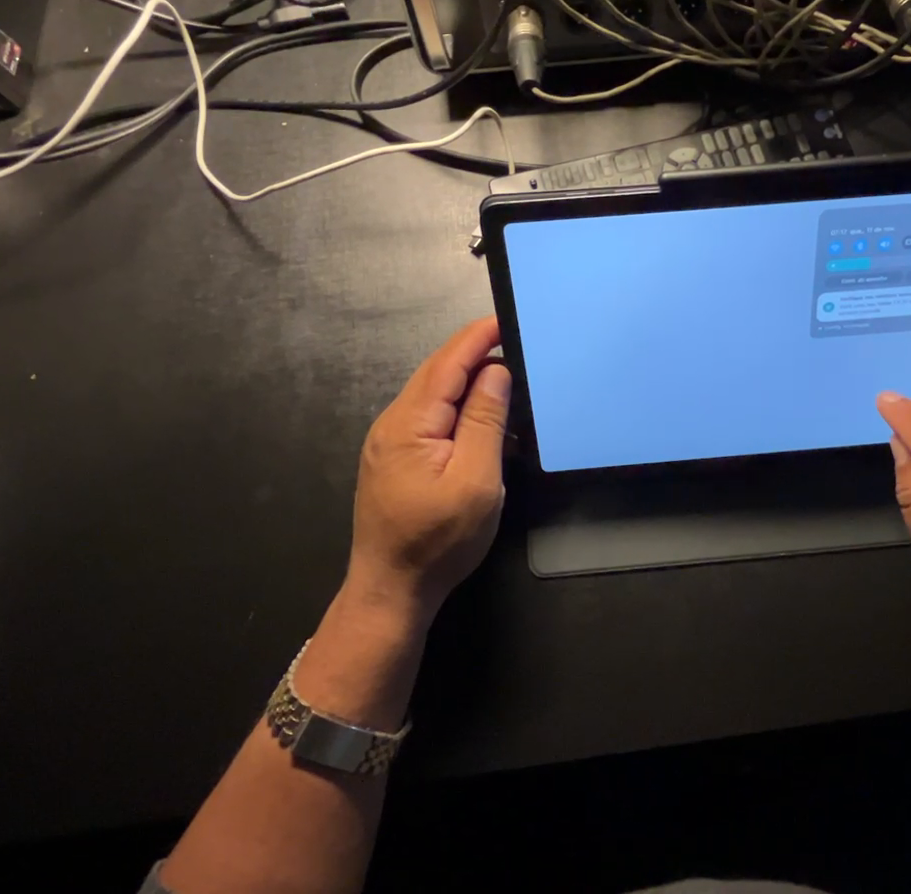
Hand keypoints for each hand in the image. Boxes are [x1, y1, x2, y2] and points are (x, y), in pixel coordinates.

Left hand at [342, 317, 511, 629]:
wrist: (391, 590)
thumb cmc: (437, 542)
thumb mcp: (476, 482)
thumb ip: (486, 422)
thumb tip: (495, 372)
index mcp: (409, 423)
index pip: (448, 362)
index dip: (479, 336)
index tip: (508, 319)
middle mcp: (392, 423)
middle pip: (439, 374)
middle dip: (478, 356)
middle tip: (520, 347)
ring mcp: (390, 442)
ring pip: (436, 397)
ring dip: (472, 387)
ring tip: (512, 386)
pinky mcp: (396, 459)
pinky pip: (432, 420)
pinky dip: (461, 413)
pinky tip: (486, 426)